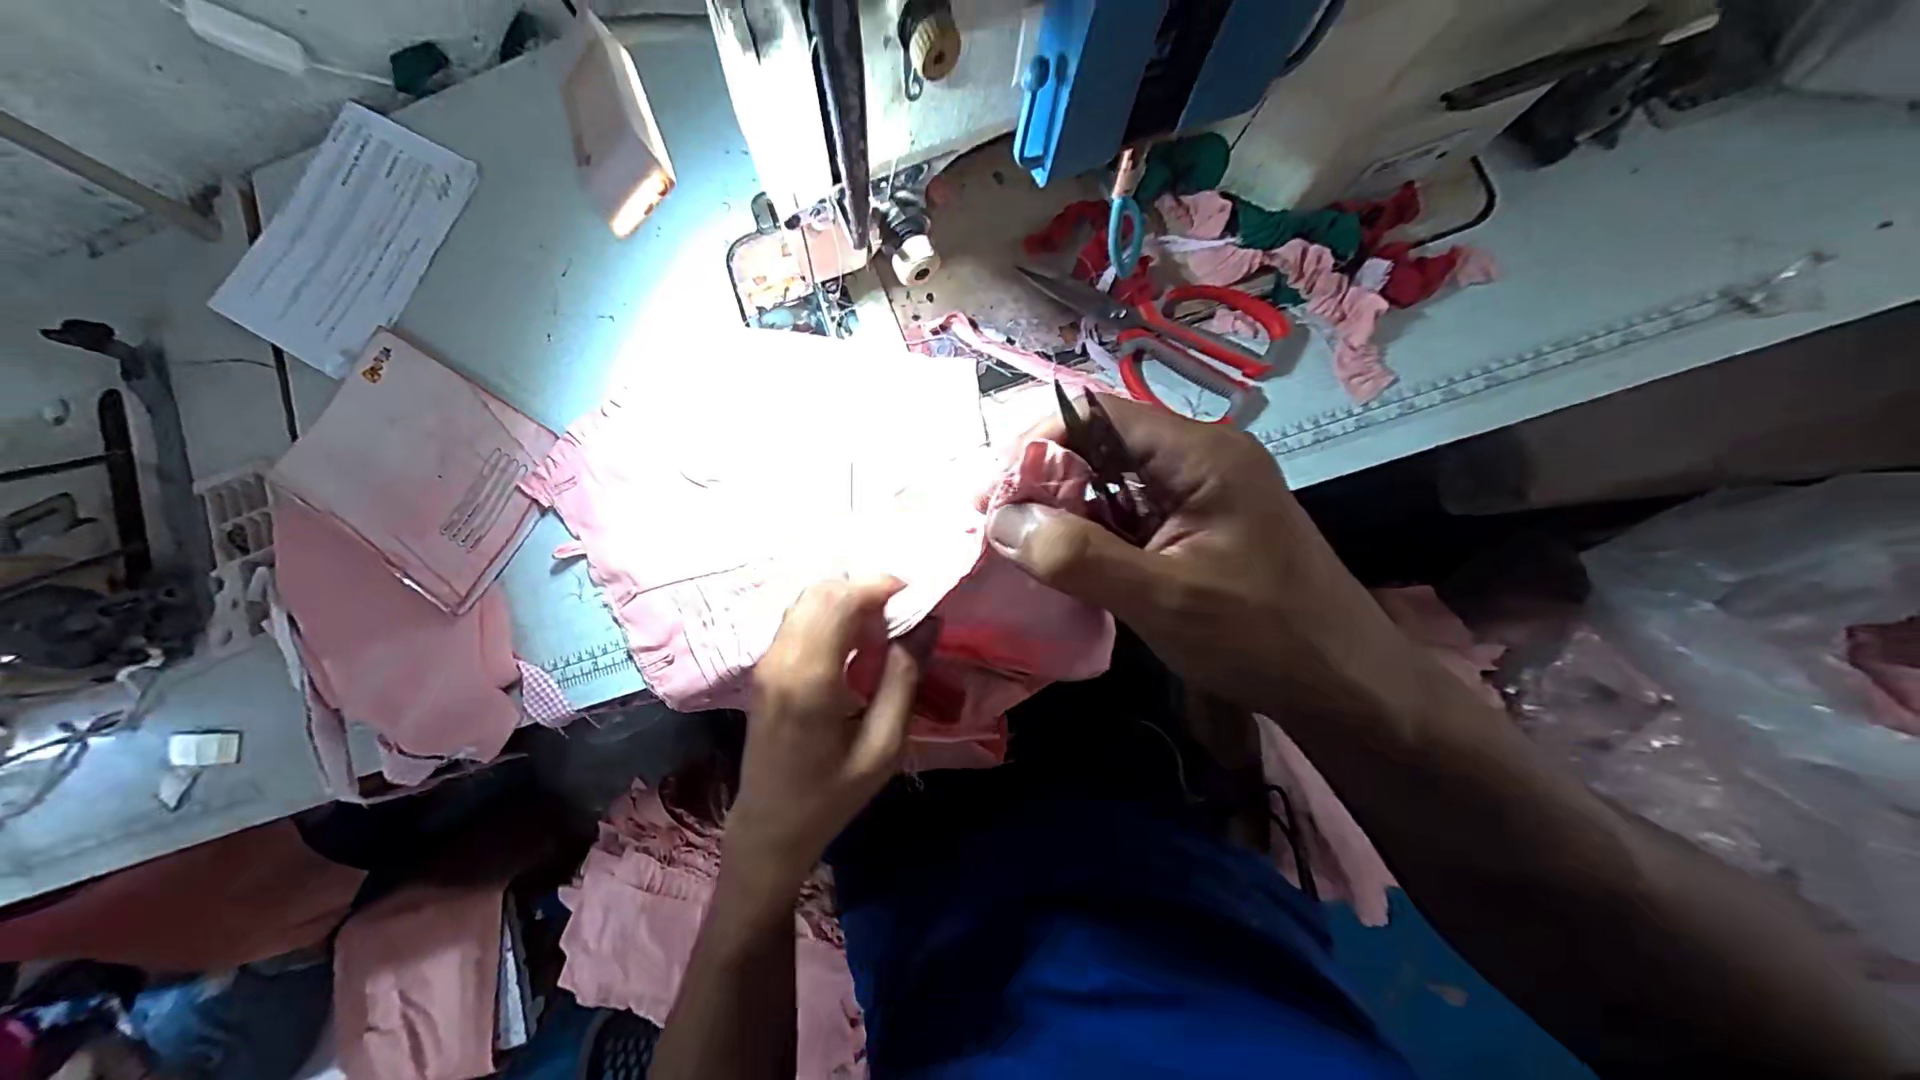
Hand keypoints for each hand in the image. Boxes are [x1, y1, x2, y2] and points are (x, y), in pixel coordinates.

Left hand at [726, 577, 930, 887]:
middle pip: (822, 591)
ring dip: (847, 600)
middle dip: (865, 589)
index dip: (880, 586)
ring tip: (880, 629)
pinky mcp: (764, 667)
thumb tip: (927, 624)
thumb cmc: (832, 794)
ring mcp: (767, 660)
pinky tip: (853, 642)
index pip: (841, 600)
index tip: (915, 597)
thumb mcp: (883, 745)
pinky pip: (798, 619)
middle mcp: (781, 658)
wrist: (769, 826)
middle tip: (901, 614)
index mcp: (810, 678)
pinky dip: (829, 614)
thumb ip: (903, 678)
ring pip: (807, 599)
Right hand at [986, 395, 1414, 718]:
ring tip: (1015, 547)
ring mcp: (1197, 495)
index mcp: (1201, 454)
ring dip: (1062, 512)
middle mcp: (1198, 460)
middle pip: (1100, 446)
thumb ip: (1080, 558)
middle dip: (1043, 481)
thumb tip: (1001, 522)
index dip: (1037, 443)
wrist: (1346, 688)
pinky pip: (1127, 517)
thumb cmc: (1266, 639)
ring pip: (1109, 484)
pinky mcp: (1194, 529)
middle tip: (995, 527)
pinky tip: (1062, 565)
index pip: (1099, 415)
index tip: (992, 494)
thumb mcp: (1166, 600)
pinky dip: (1089, 536)